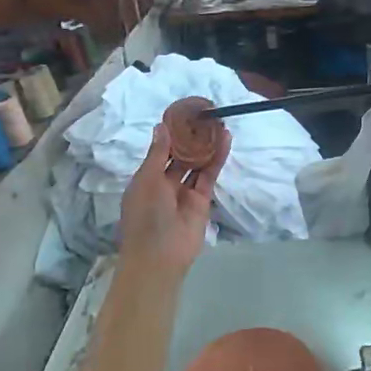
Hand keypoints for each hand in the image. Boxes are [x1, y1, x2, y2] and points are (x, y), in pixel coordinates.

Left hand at [119, 124, 232, 275]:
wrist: (160, 256)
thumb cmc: (145, 215)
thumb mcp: (147, 180)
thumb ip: (158, 153)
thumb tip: (161, 126)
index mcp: (145, 179)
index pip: (160, 151)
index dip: (171, 134)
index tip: (184, 114)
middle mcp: (164, 183)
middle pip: (180, 156)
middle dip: (192, 138)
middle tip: (206, 115)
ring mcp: (184, 192)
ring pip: (197, 163)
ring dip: (206, 145)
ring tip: (219, 123)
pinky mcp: (202, 200)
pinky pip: (209, 175)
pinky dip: (217, 158)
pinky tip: (225, 140)